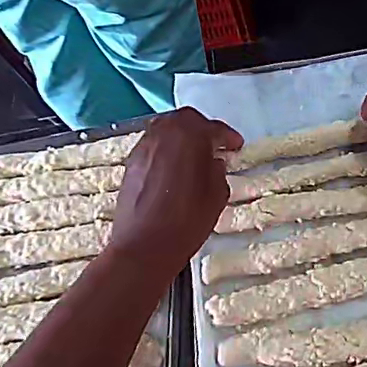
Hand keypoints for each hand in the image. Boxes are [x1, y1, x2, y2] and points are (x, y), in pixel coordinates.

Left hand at [110, 108, 240, 272]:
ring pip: (165, 130)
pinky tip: (174, 169)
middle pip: (185, 120)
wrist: (144, 246)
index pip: (213, 128)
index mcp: (190, 136)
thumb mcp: (217, 194)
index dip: (228, 137)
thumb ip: (217, 170)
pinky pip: (153, 147)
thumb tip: (212, 161)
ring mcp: (143, 147)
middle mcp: (164, 134)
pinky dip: (166, 150)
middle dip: (202, 129)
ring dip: (182, 137)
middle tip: (215, 145)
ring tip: (193, 155)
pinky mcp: (131, 163)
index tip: (236, 146)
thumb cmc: (187, 220)